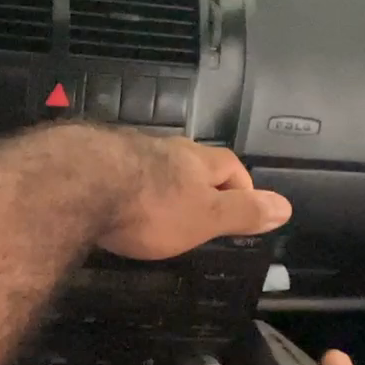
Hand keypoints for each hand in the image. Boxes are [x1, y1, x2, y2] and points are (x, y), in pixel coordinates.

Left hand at [93, 132, 291, 258]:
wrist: (79, 183)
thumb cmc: (151, 206)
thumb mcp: (205, 217)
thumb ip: (242, 212)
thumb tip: (286, 205)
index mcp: (196, 160)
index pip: (229, 165)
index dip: (239, 184)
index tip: (241, 206)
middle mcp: (161, 147)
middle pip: (187, 160)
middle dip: (194, 181)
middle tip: (195, 207)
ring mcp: (122, 149)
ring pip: (149, 162)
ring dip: (155, 180)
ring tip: (153, 204)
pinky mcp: (89, 159)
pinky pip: (113, 169)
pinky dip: (120, 184)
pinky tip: (111, 198)